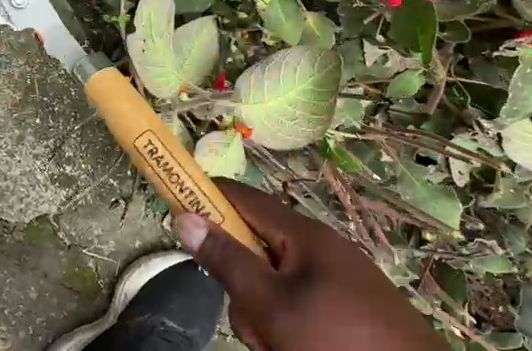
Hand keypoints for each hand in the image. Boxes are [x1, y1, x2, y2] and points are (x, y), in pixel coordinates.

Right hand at [177, 180, 446, 350]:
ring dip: (267, 318)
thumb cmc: (339, 342)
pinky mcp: (355, 317)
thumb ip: (225, 260)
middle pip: (256, 251)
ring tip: (282, 349)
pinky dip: (293, 332)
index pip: (240, 197)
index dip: (204, 199)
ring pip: (277, 288)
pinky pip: (303, 310)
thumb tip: (183, 216)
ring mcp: (342, 286)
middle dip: (242, 286)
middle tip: (254, 321)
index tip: (175, 214)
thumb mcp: (271, 306)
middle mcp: (323, 252)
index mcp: (305, 235)